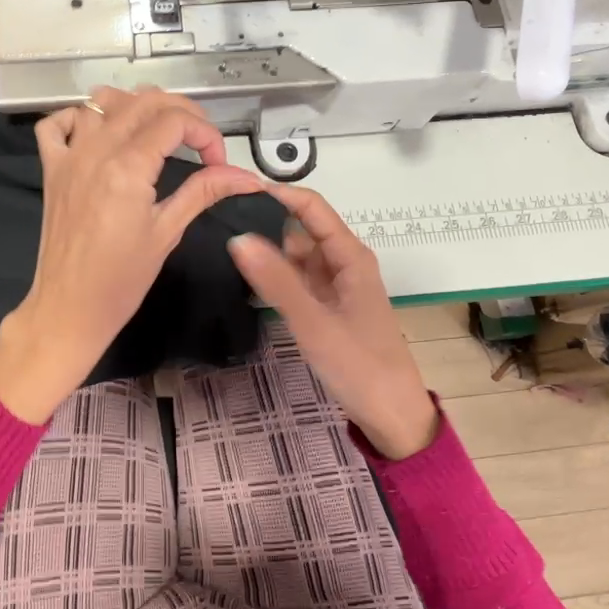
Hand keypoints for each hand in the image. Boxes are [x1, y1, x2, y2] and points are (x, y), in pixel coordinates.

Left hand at [0, 87, 264, 422]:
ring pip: (101, 102)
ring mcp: (69, 156)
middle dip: (180, 112)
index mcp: (128, 167)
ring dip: (133, 106)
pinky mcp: (51, 169)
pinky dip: (77, 117)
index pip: (175, 121)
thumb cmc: (121, 279)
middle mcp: (96, 150)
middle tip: (198, 143)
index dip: (205, 133)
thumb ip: (204, 192)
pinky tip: (99, 134)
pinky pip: (55, 124)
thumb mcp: (168, 232)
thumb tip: (249, 177)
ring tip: (155, 131)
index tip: (217, 163)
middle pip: (144, 101)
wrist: (69, 308)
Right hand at [228, 185, 439, 459]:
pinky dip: (274, 278)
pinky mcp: (327, 309)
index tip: (234, 190)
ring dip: (267, 252)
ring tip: (221, 246)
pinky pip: (297, 281)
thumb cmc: (360, 366)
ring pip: (296, 256)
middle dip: (265, 222)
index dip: (277, 194)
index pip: (311, 207)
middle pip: (301, 229)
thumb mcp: (314, 323)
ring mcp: (335, 287)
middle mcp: (343, 264)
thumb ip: (276, 281)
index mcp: (350, 257)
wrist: (392, 417)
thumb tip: (237, 237)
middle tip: (216, 222)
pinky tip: (245, 281)